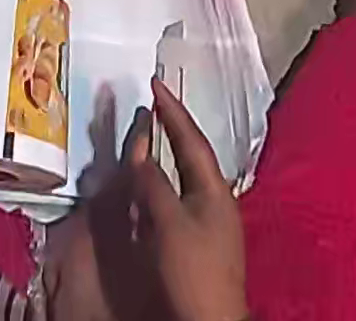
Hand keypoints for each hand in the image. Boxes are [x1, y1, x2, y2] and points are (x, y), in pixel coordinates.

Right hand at [93, 78, 246, 320]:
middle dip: (172, 127)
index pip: (191, 140)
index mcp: (215, 190)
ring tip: (147, 133)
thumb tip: (139, 155)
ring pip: (184, 175)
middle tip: (153, 102)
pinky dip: (161, 179)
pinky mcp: (198, 240)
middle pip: (192, 154)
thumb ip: (153, 184)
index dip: (172, 110)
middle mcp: (216, 200)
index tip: (155, 84)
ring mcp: (209, 222)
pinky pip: (177, 195)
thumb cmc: (194, 271)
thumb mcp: (169, 223)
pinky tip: (148, 180)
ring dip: (165, 152)